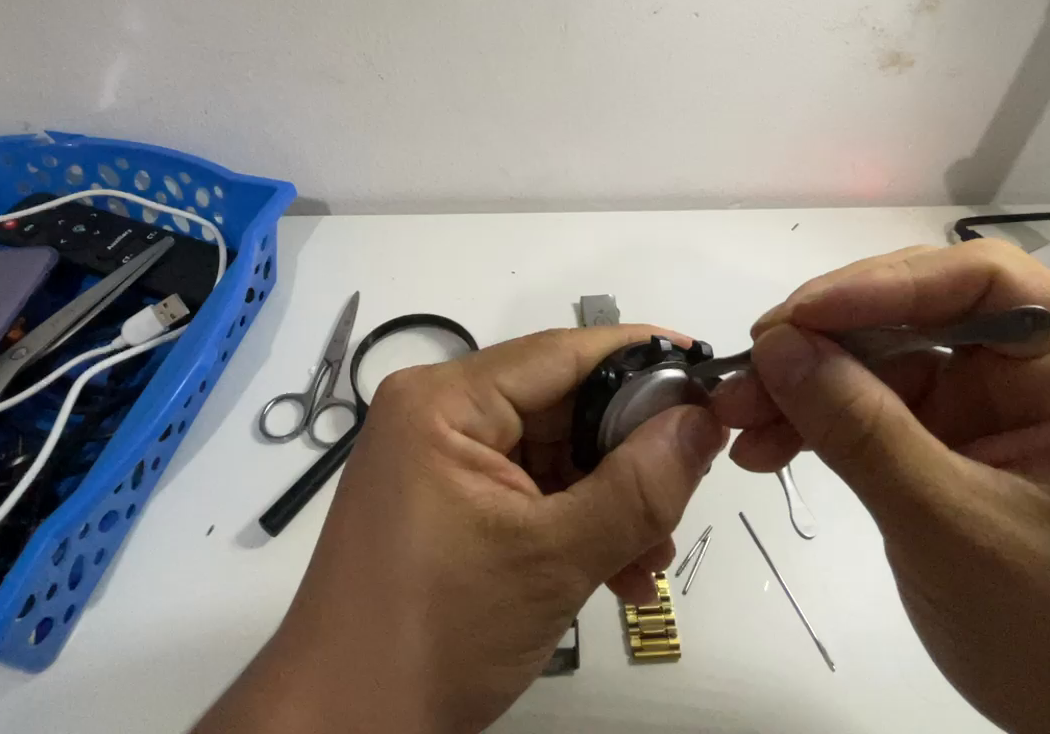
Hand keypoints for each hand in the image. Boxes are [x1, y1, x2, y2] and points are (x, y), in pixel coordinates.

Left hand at [195, 326, 727, 733]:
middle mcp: (438, 413)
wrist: (344, 728)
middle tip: (688, 486)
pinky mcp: (448, 500)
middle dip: (628, 452)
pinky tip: (619, 572)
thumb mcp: (553, 558)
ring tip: (653, 556)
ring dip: (609, 500)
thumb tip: (704, 419)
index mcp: (444, 400)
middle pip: (559, 405)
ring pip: (552, 452)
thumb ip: (638, 487)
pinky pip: (529, 489)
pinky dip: (575, 523)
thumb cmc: (437, 632)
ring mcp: (441, 459)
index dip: (638, 356)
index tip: (705, 367)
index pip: (560, 353)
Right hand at [714, 240, 1049, 733]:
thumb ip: (863, 431)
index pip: (989, 283)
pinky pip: (869, 407)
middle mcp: (1042, 377)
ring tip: (735, 417)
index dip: (889, 283)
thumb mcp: (955, 531)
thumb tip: (776, 347)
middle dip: (827, 339)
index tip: (803, 315)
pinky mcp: (949, 440)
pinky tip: (763, 446)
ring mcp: (992, 408)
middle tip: (750, 366)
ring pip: (880, 360)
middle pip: (920, 315)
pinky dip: (814, 422)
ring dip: (804, 384)